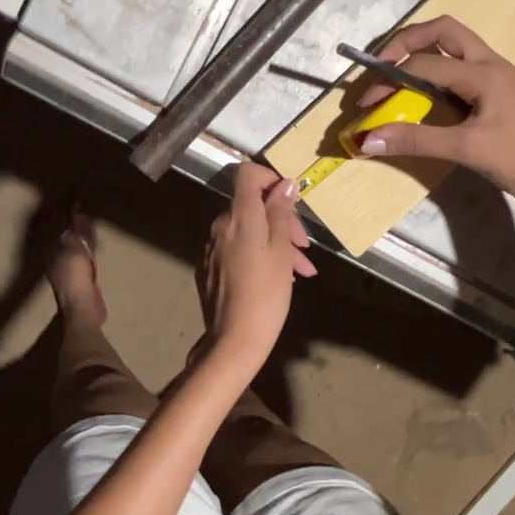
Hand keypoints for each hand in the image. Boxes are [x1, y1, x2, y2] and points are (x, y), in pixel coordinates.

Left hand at [199, 163, 314, 362]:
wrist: (235, 339)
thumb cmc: (266, 293)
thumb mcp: (282, 250)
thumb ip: (281, 213)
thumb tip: (284, 184)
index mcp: (238, 217)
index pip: (247, 174)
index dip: (270, 178)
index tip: (291, 199)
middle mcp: (219, 227)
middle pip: (251, 207)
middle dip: (282, 221)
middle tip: (305, 247)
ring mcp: (211, 250)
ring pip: (248, 233)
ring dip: (276, 244)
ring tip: (300, 271)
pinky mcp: (209, 270)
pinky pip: (237, 252)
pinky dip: (259, 257)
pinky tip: (277, 279)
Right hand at [354, 15, 514, 203]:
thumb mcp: (465, 150)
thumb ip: (417, 140)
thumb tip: (369, 139)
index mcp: (486, 73)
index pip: (427, 62)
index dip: (391, 79)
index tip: (368, 103)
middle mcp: (496, 65)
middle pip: (446, 32)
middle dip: (410, 42)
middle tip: (383, 64)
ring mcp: (504, 77)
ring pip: (459, 49)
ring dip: (427, 55)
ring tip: (401, 79)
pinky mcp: (507, 93)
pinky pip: (469, 71)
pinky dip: (443, 75)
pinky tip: (432, 99)